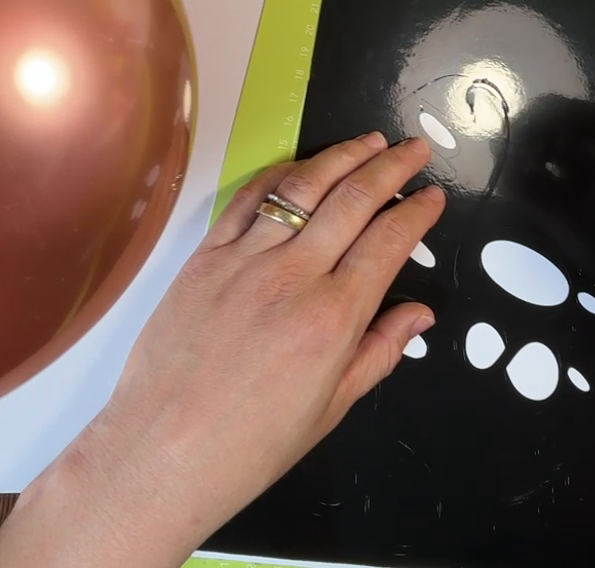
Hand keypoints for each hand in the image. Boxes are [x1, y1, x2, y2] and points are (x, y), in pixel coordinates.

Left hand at [0, 133, 445, 566]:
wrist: (161, 453)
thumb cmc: (253, 444)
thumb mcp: (331, 408)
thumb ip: (381, 351)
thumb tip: (421, 312)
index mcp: (333, 317)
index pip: (388, 242)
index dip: (417, 212)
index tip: (434, 194)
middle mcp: (295, 275)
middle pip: (354, 200)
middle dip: (393, 167)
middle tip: (416, 148)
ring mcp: (246, 258)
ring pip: (304, 186)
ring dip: (344, 155)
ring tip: (371, 141)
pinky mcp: (206, 253)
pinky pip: (249, 199)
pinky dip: (281, 173)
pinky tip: (302, 164)